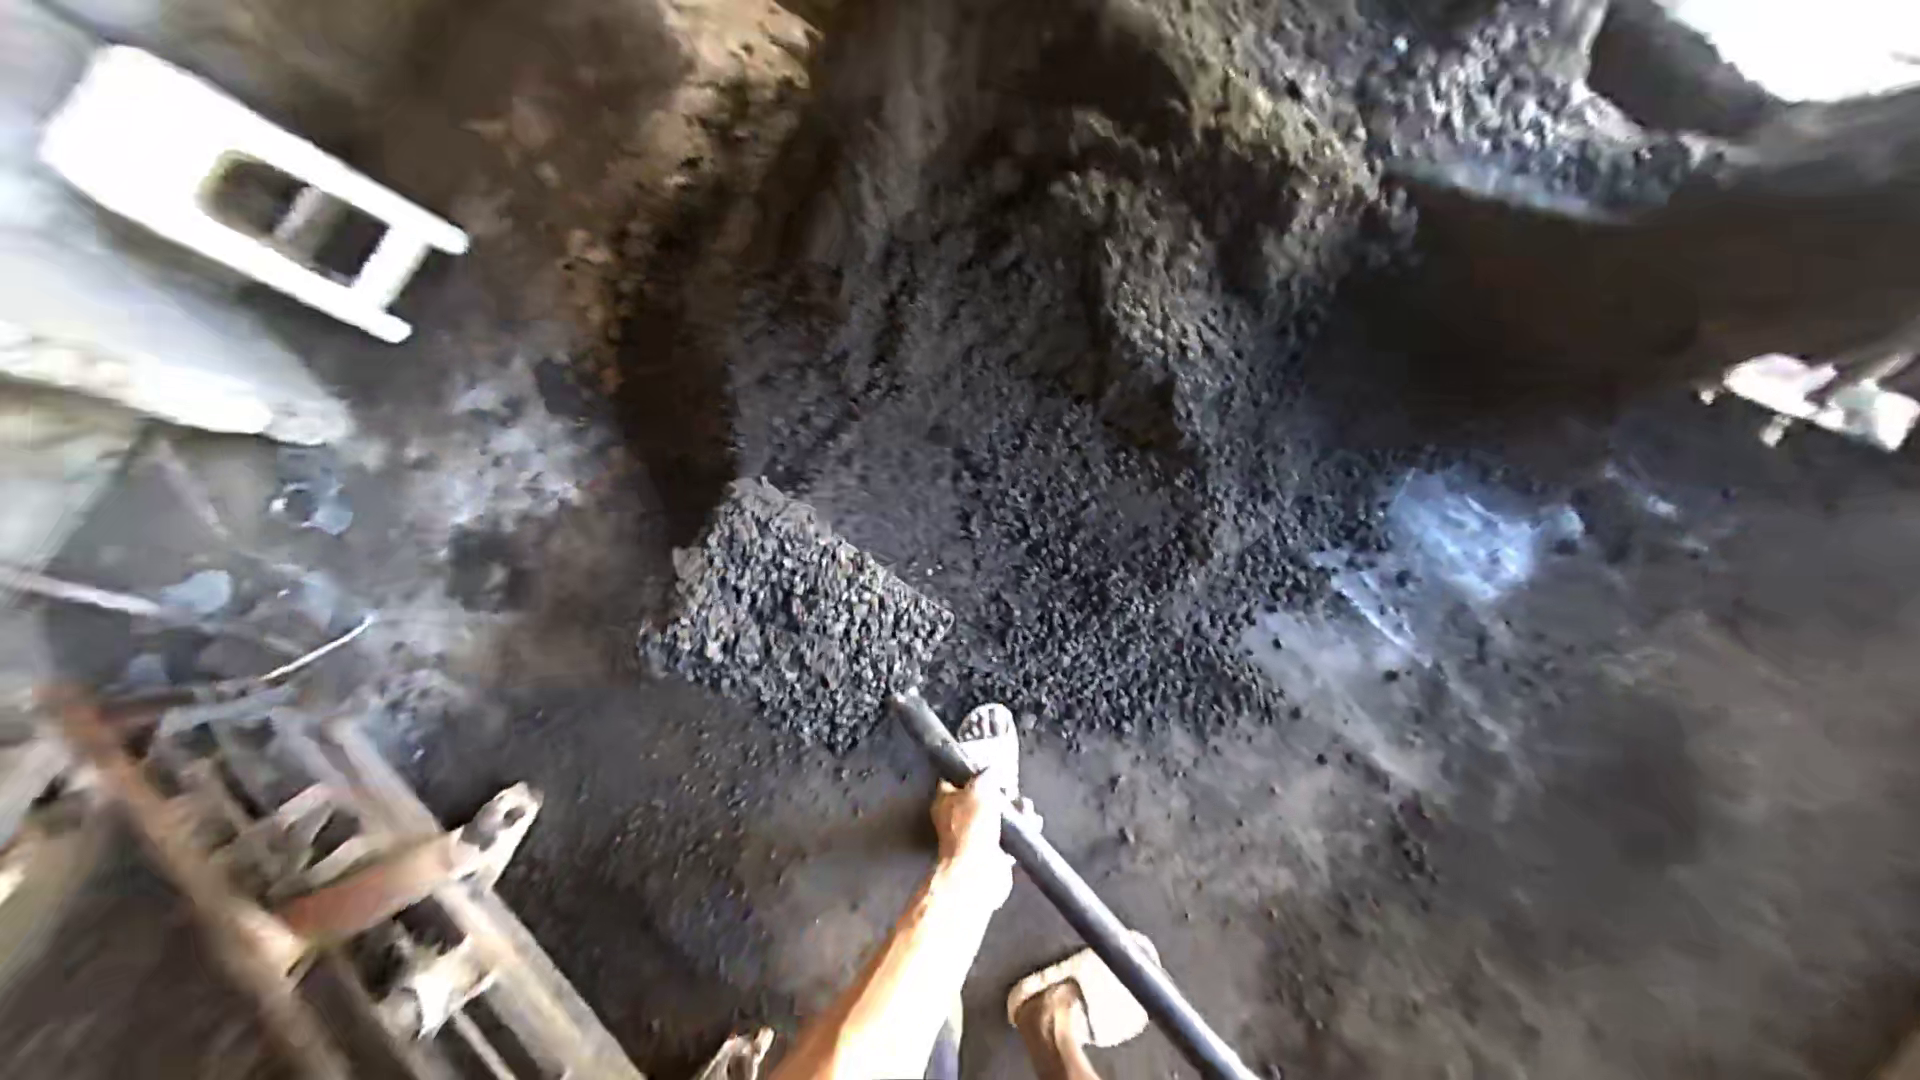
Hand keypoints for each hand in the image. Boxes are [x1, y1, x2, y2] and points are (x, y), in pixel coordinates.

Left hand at [931, 776, 1014, 907]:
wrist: (976, 874)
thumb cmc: (971, 828)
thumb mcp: (979, 790)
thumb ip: (987, 776)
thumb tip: (993, 769)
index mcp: (946, 801)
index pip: (955, 778)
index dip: (971, 771)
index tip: (988, 766)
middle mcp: (958, 818)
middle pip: (982, 796)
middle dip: (1000, 792)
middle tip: (1011, 790)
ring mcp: (976, 836)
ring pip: (998, 815)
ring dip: (1015, 809)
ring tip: (1026, 806)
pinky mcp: (994, 852)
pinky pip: (1011, 835)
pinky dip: (1023, 828)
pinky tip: (1033, 822)